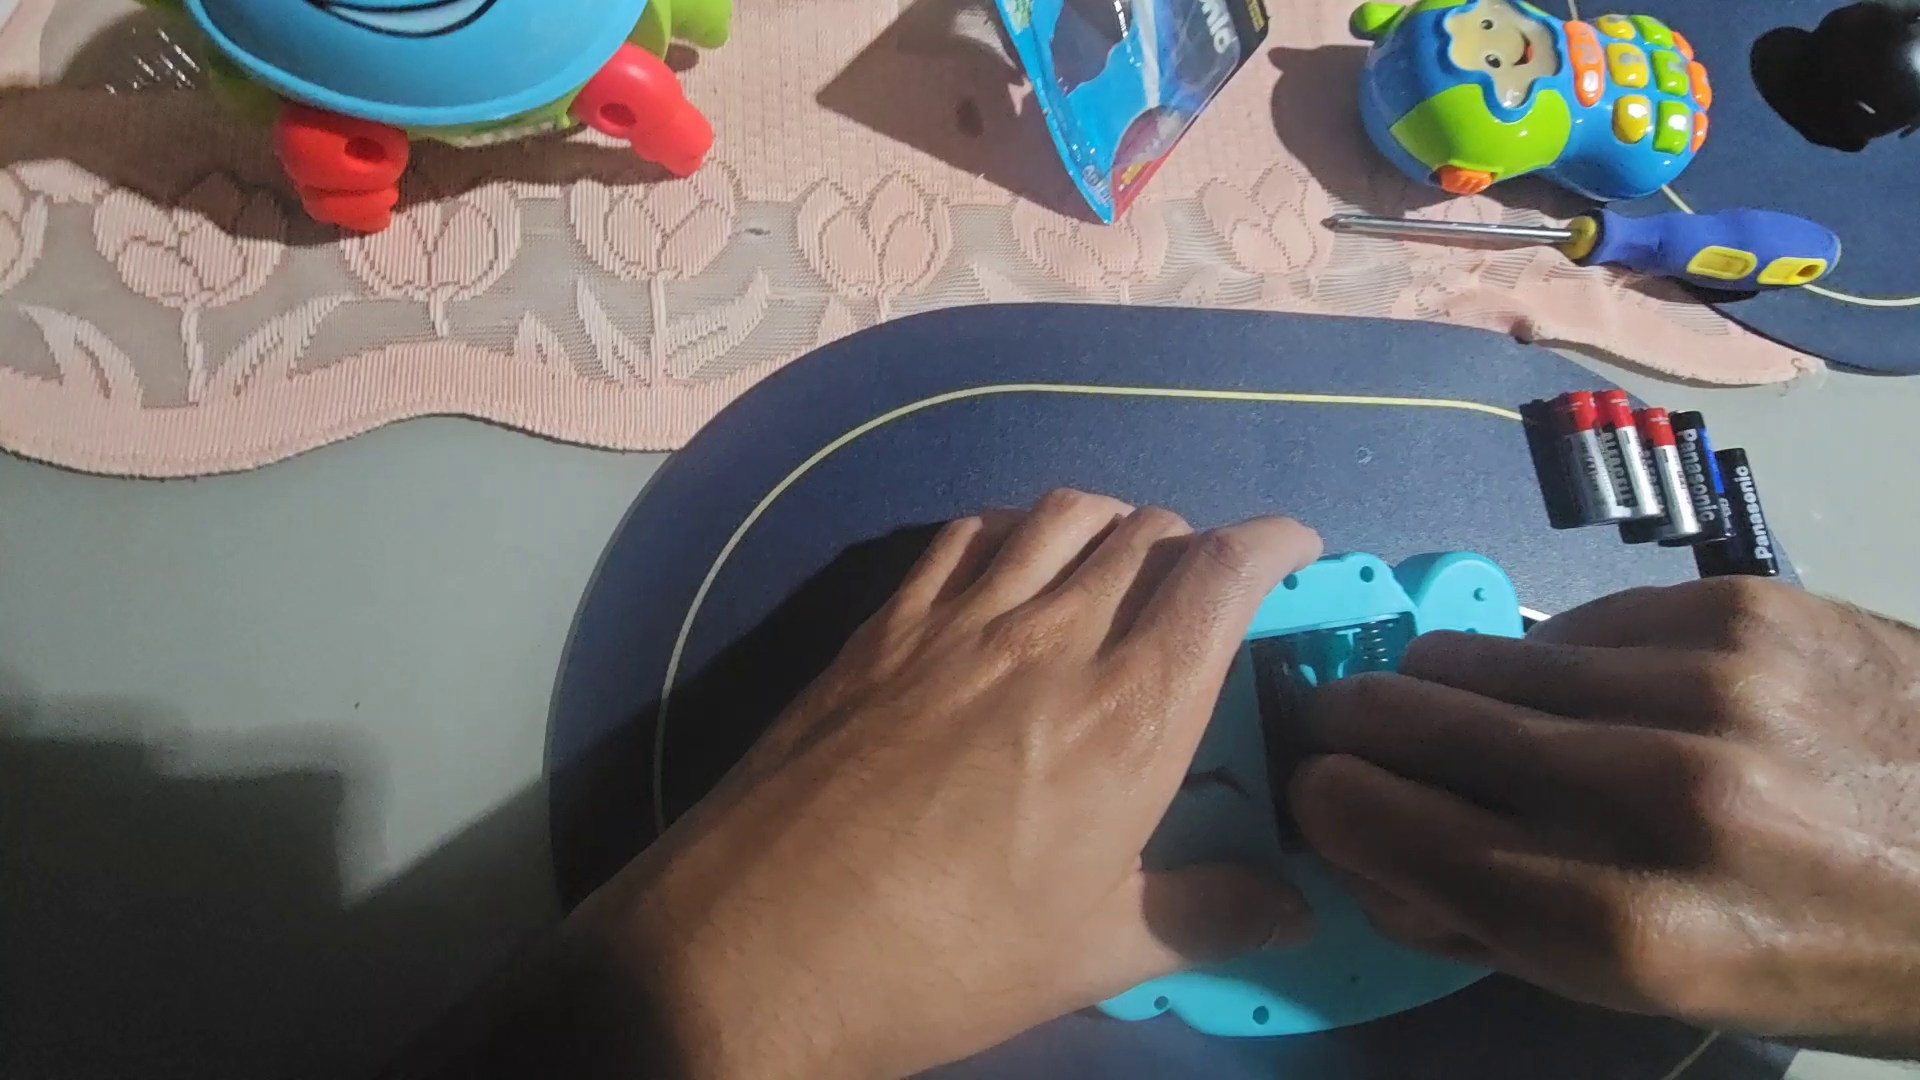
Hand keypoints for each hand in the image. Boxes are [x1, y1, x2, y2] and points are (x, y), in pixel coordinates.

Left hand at [573, 492, 1321, 1078]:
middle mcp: (1053, 638)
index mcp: (1128, 715)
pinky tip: (1011, 562)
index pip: (1220, 576)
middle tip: (1193, 586)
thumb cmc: (947, 956)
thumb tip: (1296, 911)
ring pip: (1062, 513)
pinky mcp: (891, 617)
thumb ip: (1208, 913)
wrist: (766, 940)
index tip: (1290, 546)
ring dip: (1109, 521)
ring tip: (1114, 560)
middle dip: (1190, 542)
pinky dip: (1013, 529)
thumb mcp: (1093, 951)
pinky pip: (969, 533)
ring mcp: (962, 617)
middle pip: (1146, 532)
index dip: (1271, 542)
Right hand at [1292, 578, 1919, 1050]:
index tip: (1337, 793)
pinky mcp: (1733, 607)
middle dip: (1352, 723)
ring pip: (1453, 653)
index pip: (1351, 805)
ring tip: (1523, 720)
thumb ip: (1455, 915)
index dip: (1324, 795)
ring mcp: (1695, 683)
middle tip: (1373, 734)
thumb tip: (1343, 836)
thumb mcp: (1633, 984)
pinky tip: (1639, 694)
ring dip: (1457, 691)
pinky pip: (1560, 624)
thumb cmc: (1813, 952)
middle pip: (1382, 706)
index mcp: (1609, 919)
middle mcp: (1644, 791)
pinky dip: (1564, 662)